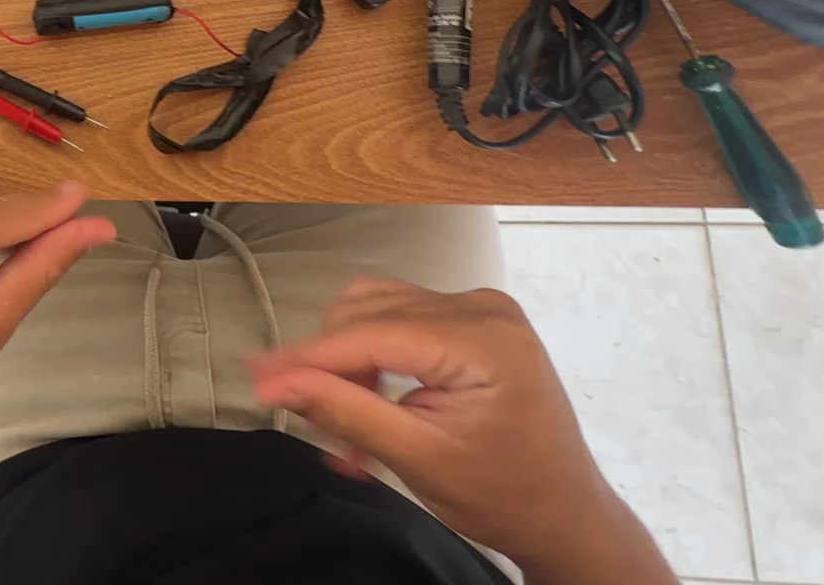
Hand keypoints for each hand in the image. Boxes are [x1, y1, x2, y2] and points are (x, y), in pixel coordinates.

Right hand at [251, 279, 669, 579]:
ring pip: (370, 309)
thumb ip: (341, 410)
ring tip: (346, 415)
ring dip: (346, 359)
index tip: (256, 377)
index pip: (369, 334)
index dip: (307, 356)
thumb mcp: (415, 458)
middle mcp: (480, 307)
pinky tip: (366, 393)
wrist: (566, 518)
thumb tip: (272, 382)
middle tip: (316, 422)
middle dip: (331, 368)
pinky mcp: (469, 315)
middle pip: (365, 316)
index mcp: (483, 342)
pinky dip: (367, 352)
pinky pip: (392, 314)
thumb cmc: (502, 497)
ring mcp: (477, 306)